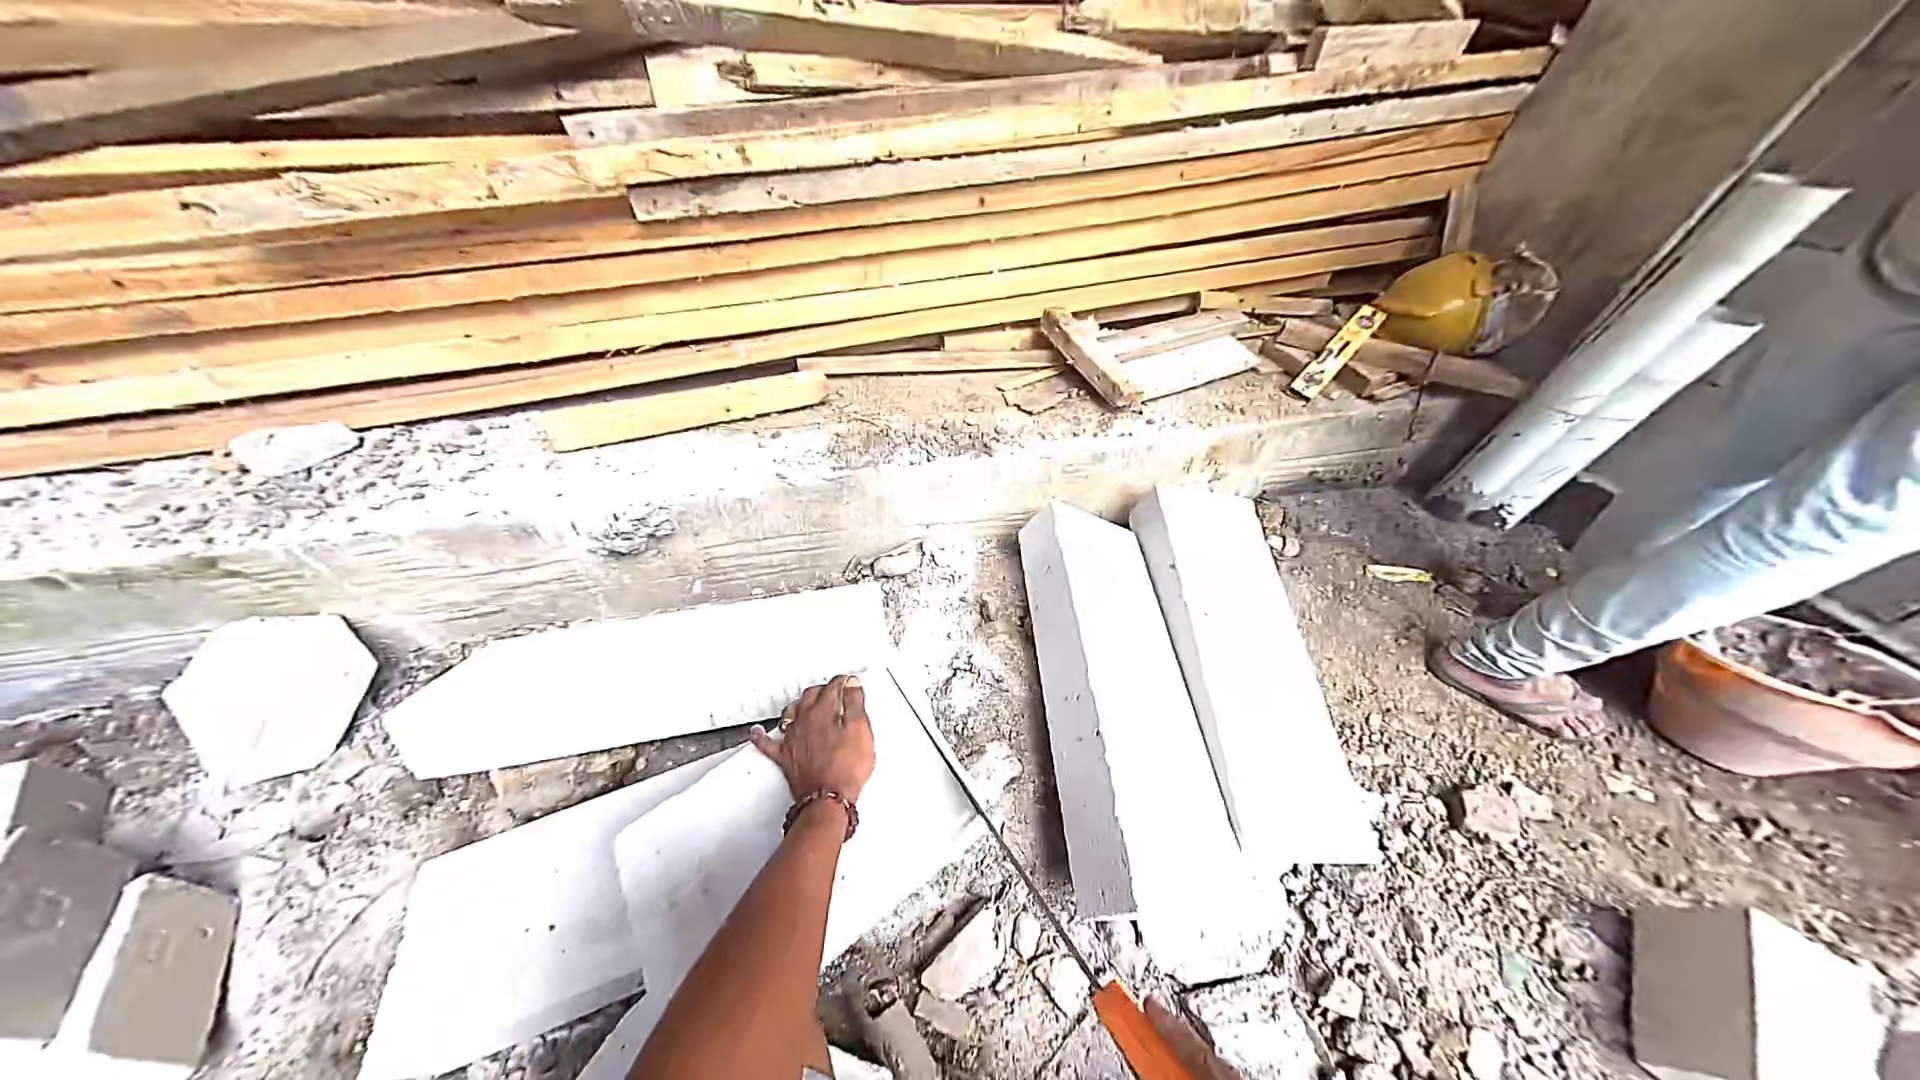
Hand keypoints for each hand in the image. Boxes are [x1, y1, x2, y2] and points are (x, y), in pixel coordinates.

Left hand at [750, 674, 875, 803]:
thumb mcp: (860, 730)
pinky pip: (766, 742)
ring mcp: (792, 738)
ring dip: (800, 704)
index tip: (849, 683)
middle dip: (823, 690)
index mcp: (824, 711)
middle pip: (811, 695)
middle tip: (834, 691)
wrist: (828, 798)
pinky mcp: (784, 756)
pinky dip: (761, 735)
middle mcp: (804, 720)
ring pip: (791, 712)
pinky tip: (758, 731)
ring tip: (809, 702)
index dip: (843, 682)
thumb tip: (851, 685)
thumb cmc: (845, 768)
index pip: (833, 686)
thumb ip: (855, 704)